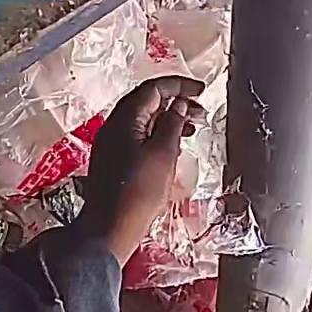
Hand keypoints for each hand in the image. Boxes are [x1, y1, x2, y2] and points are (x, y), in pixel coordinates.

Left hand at [80, 76, 205, 265]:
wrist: (110, 227)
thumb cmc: (138, 192)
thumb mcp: (163, 153)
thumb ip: (173, 123)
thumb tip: (179, 103)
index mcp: (124, 119)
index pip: (152, 89)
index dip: (179, 85)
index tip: (201, 90)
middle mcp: (113, 125)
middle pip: (146, 101)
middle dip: (175, 101)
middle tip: (200, 111)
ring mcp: (110, 142)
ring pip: (141, 119)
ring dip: (167, 118)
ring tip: (192, 128)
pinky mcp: (112, 158)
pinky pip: (136, 135)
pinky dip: (156, 133)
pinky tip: (172, 146)